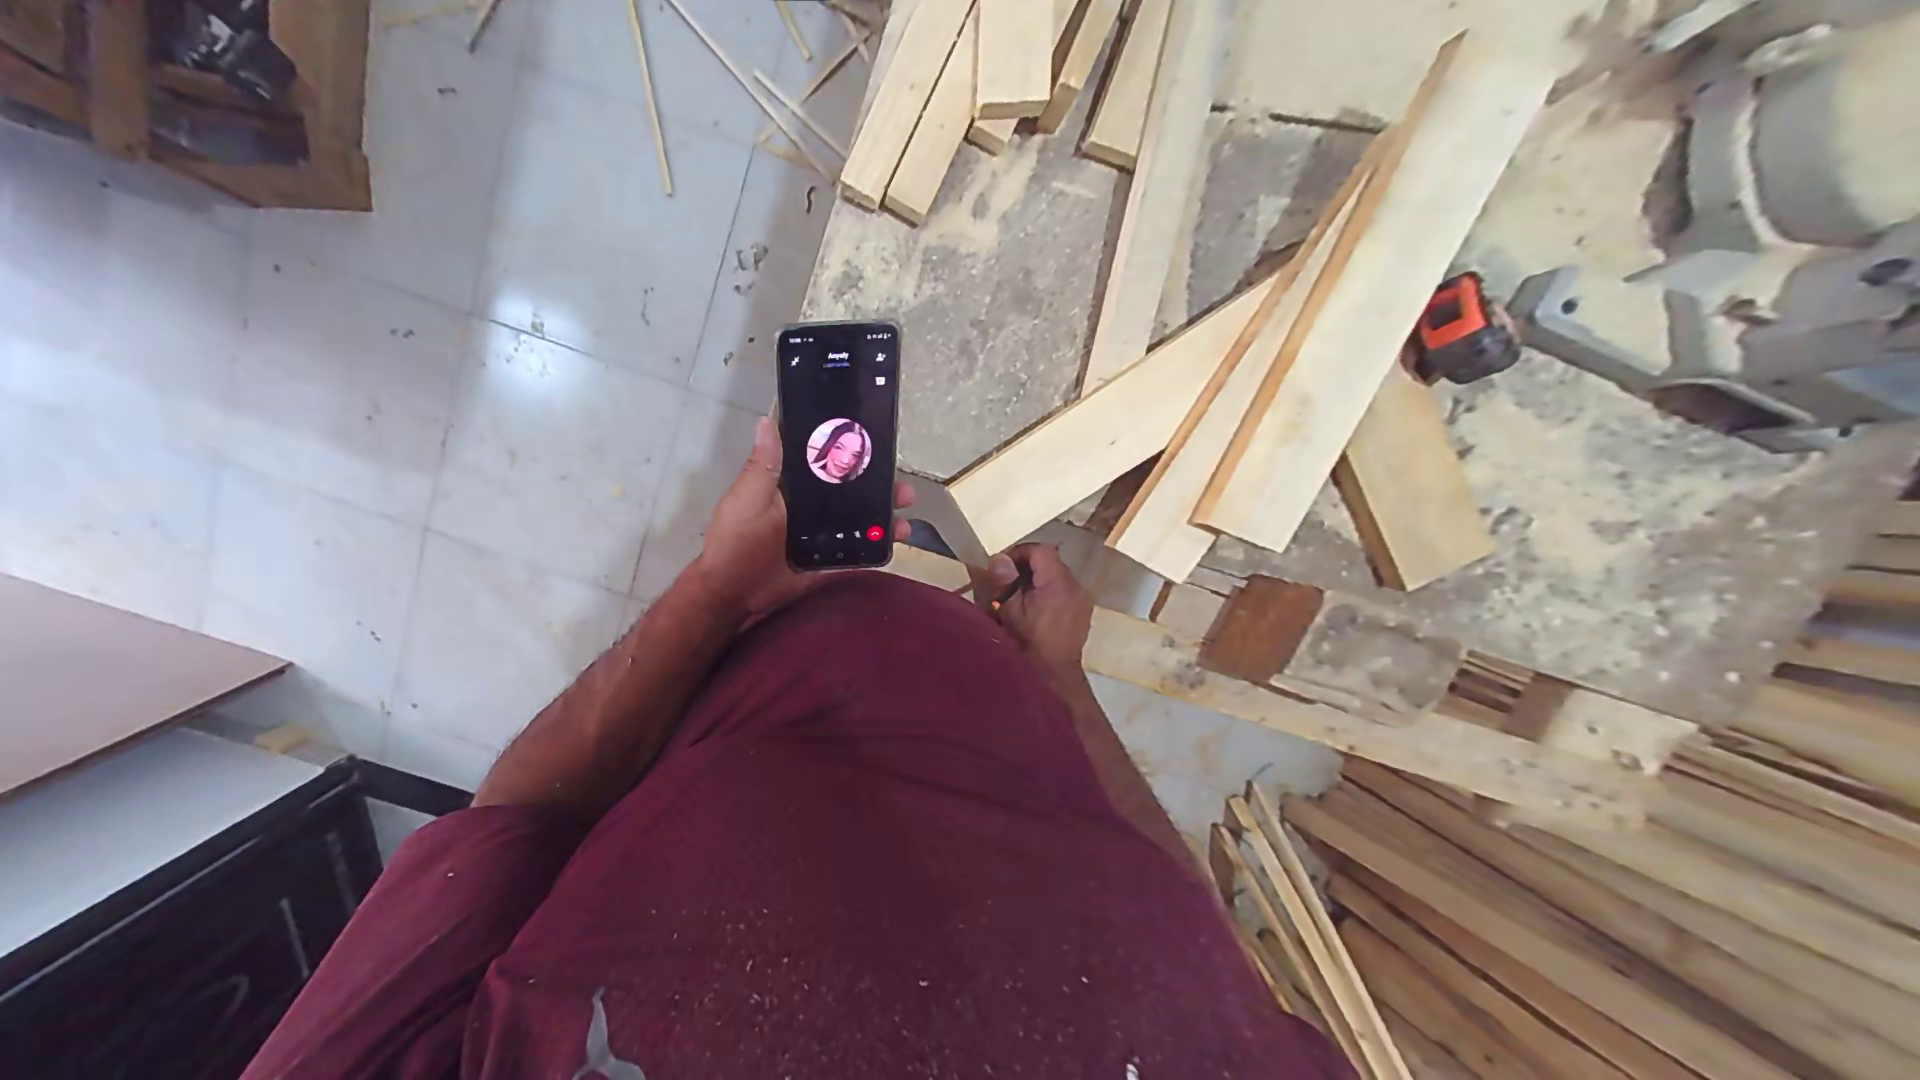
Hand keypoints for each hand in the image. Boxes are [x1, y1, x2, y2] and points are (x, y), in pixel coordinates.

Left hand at [691, 416, 913, 619]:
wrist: (735, 592)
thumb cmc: (737, 541)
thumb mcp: (749, 499)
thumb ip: (764, 465)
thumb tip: (766, 420)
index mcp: (792, 486)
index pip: (827, 463)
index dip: (853, 455)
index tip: (878, 449)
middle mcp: (811, 506)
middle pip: (853, 492)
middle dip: (881, 488)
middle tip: (903, 490)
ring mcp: (822, 533)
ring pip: (861, 519)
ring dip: (885, 516)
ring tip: (904, 520)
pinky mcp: (829, 557)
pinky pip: (858, 548)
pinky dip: (878, 544)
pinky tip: (896, 539)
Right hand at [978, 544, 1093, 688]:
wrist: (1052, 678)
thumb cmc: (1027, 644)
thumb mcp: (1009, 611)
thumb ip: (1004, 581)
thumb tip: (1000, 559)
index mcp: (1059, 582)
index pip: (1042, 551)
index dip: (1020, 552)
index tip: (1002, 566)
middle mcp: (1076, 587)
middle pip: (1051, 562)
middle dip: (1026, 567)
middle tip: (1006, 581)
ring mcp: (1082, 601)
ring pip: (1057, 577)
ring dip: (1037, 581)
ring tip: (1018, 597)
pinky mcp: (1082, 614)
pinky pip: (1063, 592)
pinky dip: (1048, 593)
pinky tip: (1033, 610)